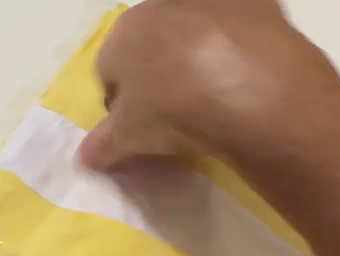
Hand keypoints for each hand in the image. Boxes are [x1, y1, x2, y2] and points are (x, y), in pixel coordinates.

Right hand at [78, 0, 339, 180]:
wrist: (248, 89)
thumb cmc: (169, 110)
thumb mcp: (125, 138)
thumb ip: (101, 145)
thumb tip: (84, 157)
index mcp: (123, 32)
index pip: (108, 72)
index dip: (119, 105)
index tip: (135, 129)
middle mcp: (161, 3)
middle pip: (150, 47)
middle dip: (155, 77)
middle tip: (170, 116)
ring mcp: (209, 0)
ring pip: (191, 36)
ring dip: (193, 62)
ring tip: (208, 100)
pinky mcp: (255, 3)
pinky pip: (235, 33)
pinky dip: (234, 53)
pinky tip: (240, 82)